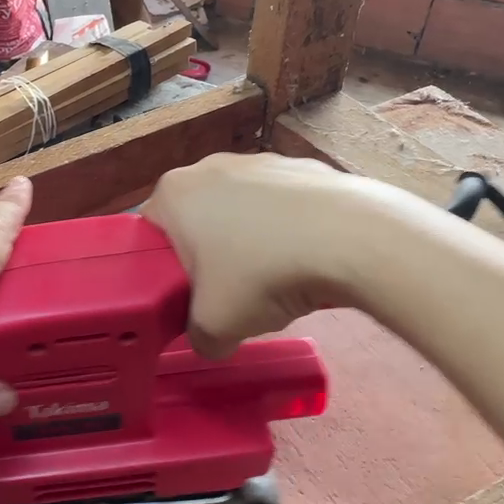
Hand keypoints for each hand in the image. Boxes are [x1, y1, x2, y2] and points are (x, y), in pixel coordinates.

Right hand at [144, 152, 414, 356]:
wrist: (353, 240)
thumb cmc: (262, 274)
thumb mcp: (216, 326)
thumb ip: (199, 339)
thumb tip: (211, 343)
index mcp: (174, 193)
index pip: (151, 232)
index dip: (165, 268)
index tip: (187, 295)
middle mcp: (210, 166)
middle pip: (197, 219)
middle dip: (211, 255)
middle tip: (230, 292)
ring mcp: (260, 160)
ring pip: (242, 210)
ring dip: (251, 242)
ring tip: (277, 279)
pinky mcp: (304, 166)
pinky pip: (284, 206)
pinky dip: (290, 230)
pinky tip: (309, 259)